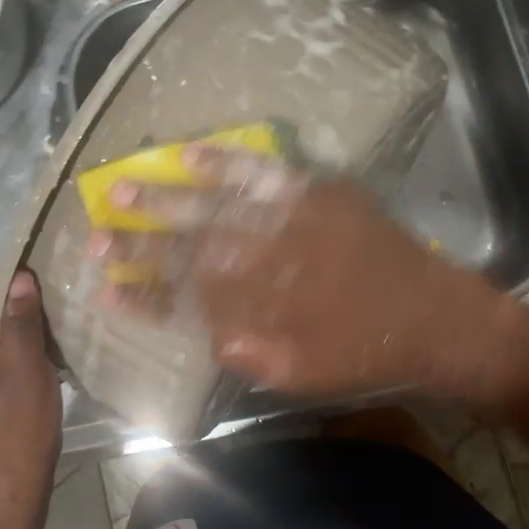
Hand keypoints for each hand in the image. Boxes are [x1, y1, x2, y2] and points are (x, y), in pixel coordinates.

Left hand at [0, 271, 61, 515]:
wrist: (12, 480)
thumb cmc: (18, 426)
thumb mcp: (25, 368)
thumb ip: (22, 320)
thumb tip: (24, 276)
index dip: (19, 284)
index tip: (52, 291)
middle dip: (23, 303)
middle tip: (60, 310)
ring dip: (26, 322)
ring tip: (57, 328)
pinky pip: (0, 339)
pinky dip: (23, 339)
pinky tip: (47, 347)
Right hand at [90, 145, 528, 404]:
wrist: (436, 317)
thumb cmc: (365, 354)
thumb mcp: (302, 375)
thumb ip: (248, 353)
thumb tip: (204, 331)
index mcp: (259, 313)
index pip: (184, 304)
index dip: (140, 298)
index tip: (104, 290)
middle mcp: (265, 265)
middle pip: (187, 252)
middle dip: (136, 245)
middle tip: (92, 235)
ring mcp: (288, 225)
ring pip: (212, 211)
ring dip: (162, 201)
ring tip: (119, 190)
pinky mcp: (313, 195)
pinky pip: (261, 174)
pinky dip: (223, 162)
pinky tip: (188, 153)